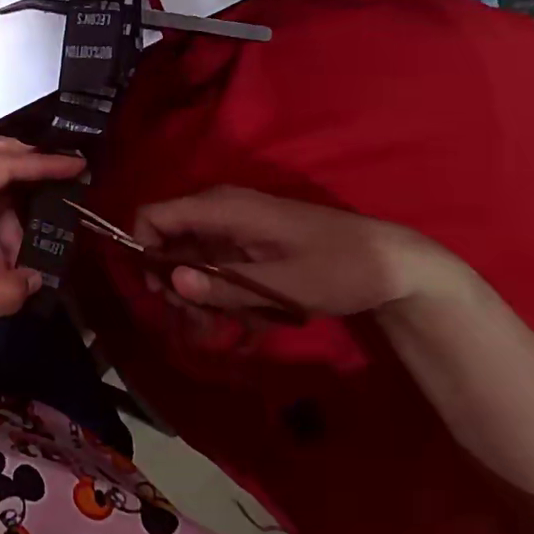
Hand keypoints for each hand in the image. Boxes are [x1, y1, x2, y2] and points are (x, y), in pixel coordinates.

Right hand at [132, 186, 472, 317]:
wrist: (392, 262)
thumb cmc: (339, 268)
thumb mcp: (283, 285)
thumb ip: (224, 285)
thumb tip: (171, 281)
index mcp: (225, 208)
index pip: (153, 214)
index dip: (140, 247)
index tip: (157, 288)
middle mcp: (220, 209)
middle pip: (165, 237)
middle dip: (169, 279)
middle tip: (191, 317)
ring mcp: (231, 224)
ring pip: (184, 253)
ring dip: (190, 290)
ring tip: (214, 324)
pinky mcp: (243, 239)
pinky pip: (208, 260)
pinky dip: (210, 288)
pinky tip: (229, 316)